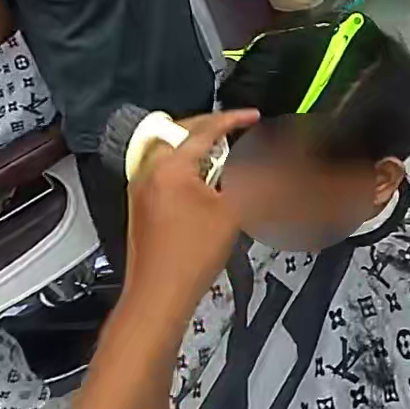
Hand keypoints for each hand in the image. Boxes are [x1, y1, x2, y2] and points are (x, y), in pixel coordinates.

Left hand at [123, 110, 258, 305]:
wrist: (159, 293)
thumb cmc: (192, 254)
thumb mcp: (234, 211)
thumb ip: (253, 178)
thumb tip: (269, 160)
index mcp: (171, 168)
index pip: (205, 130)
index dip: (233, 119)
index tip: (252, 116)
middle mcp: (149, 172)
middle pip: (178, 132)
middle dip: (209, 126)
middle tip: (234, 128)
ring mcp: (140, 188)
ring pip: (167, 149)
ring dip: (195, 145)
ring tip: (222, 152)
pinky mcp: (140, 205)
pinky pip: (162, 168)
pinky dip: (185, 163)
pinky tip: (204, 180)